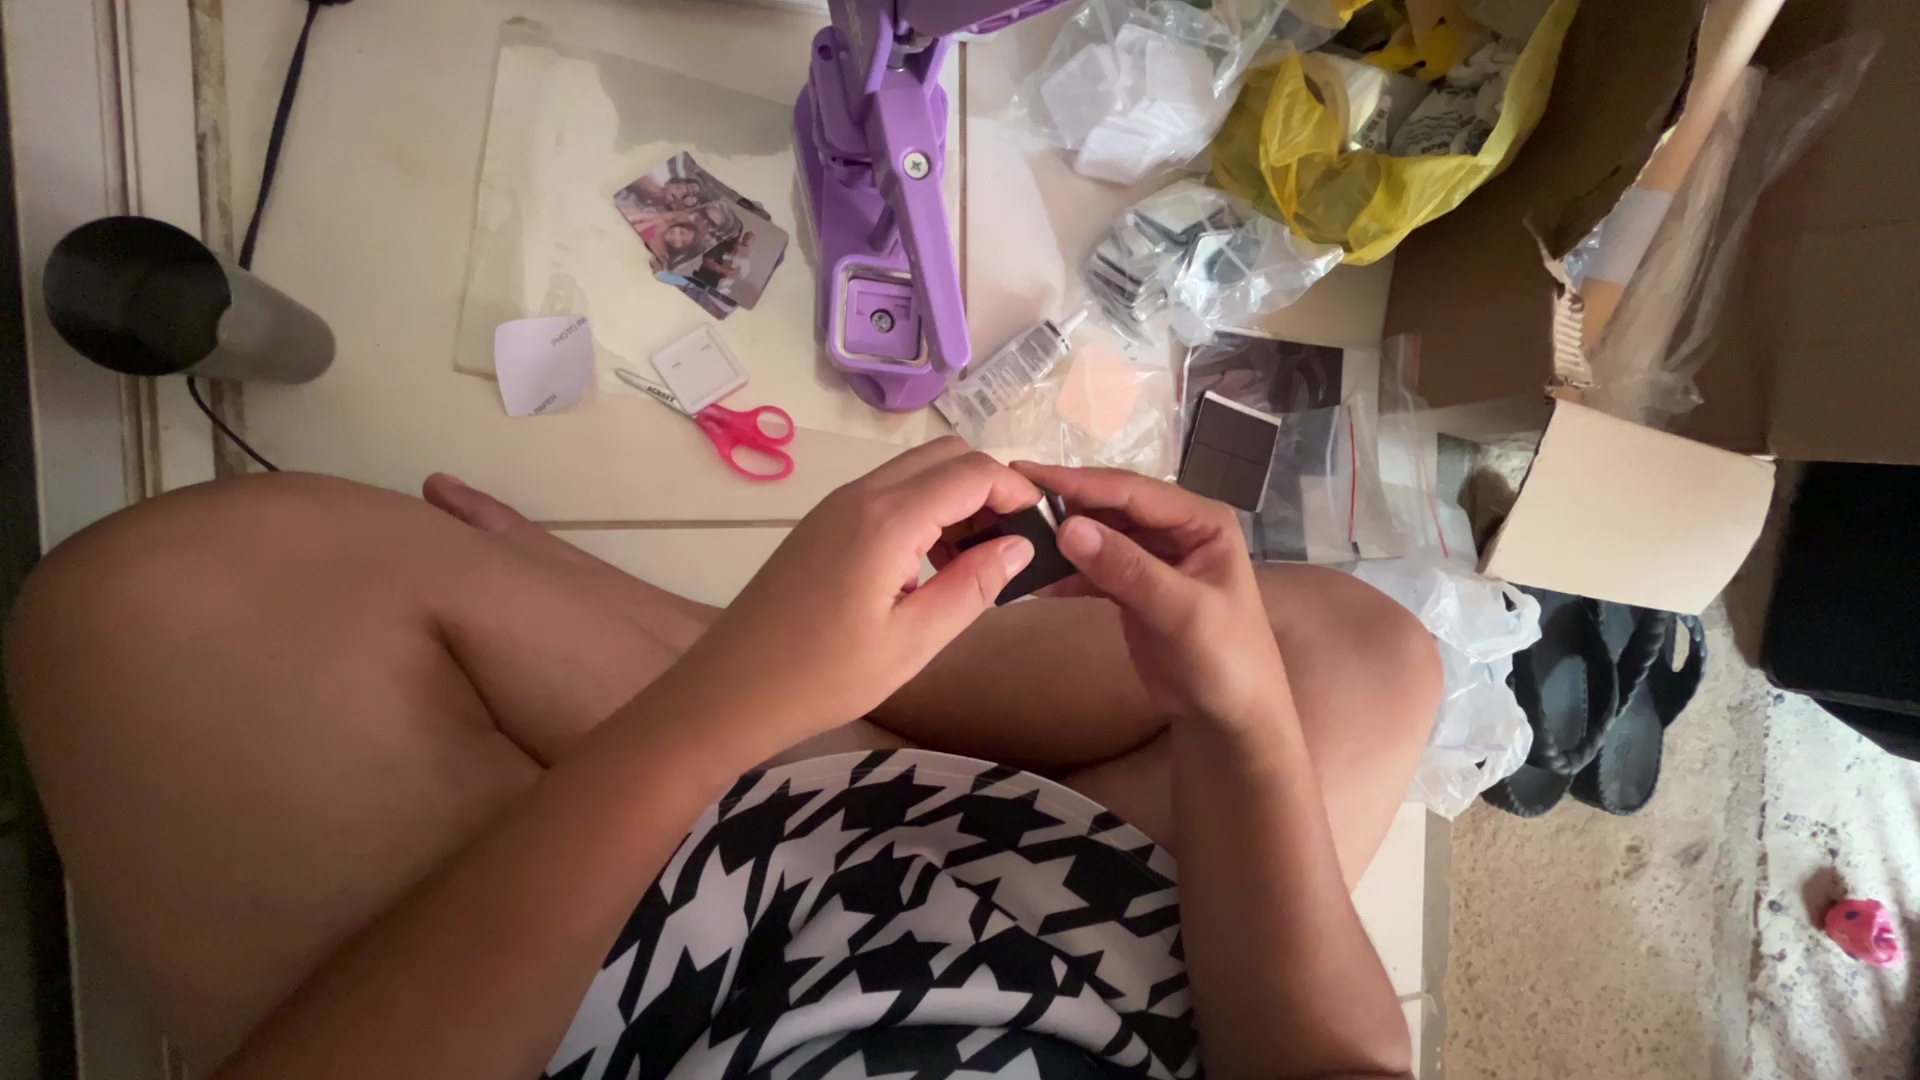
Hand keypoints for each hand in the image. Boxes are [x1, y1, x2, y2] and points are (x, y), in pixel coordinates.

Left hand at [666, 439, 1041, 748]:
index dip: (1014, 490)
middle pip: (944, 455)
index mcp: (887, 520)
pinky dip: (921, 510)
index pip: (971, 472)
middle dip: (986, 486)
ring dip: (953, 498)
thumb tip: (1019, 545)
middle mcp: (861, 495)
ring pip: (914, 471)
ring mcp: (836, 504)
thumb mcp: (912, 643)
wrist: (729, 690)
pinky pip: (887, 493)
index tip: (1038, 527)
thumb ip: (973, 587)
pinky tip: (923, 568)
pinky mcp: (822, 522)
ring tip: (969, 563)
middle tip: (1004, 545)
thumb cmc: (823, 678)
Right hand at [1011, 463, 1285, 729]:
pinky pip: (1092, 568)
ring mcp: (1152, 557)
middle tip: (1010, 498)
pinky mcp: (1131, 585)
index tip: (1026, 475)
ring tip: (1015, 534)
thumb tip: (1067, 528)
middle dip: (1065, 504)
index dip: (1080, 482)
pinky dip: (1065, 573)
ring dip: (1061, 538)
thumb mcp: (1181, 612)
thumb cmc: (1224, 661)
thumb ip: (1127, 568)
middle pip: (1111, 506)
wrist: (1227, 717)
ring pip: (1098, 534)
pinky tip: (1034, 577)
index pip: (1133, 491)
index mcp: (1201, 520)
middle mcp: (1176, 529)